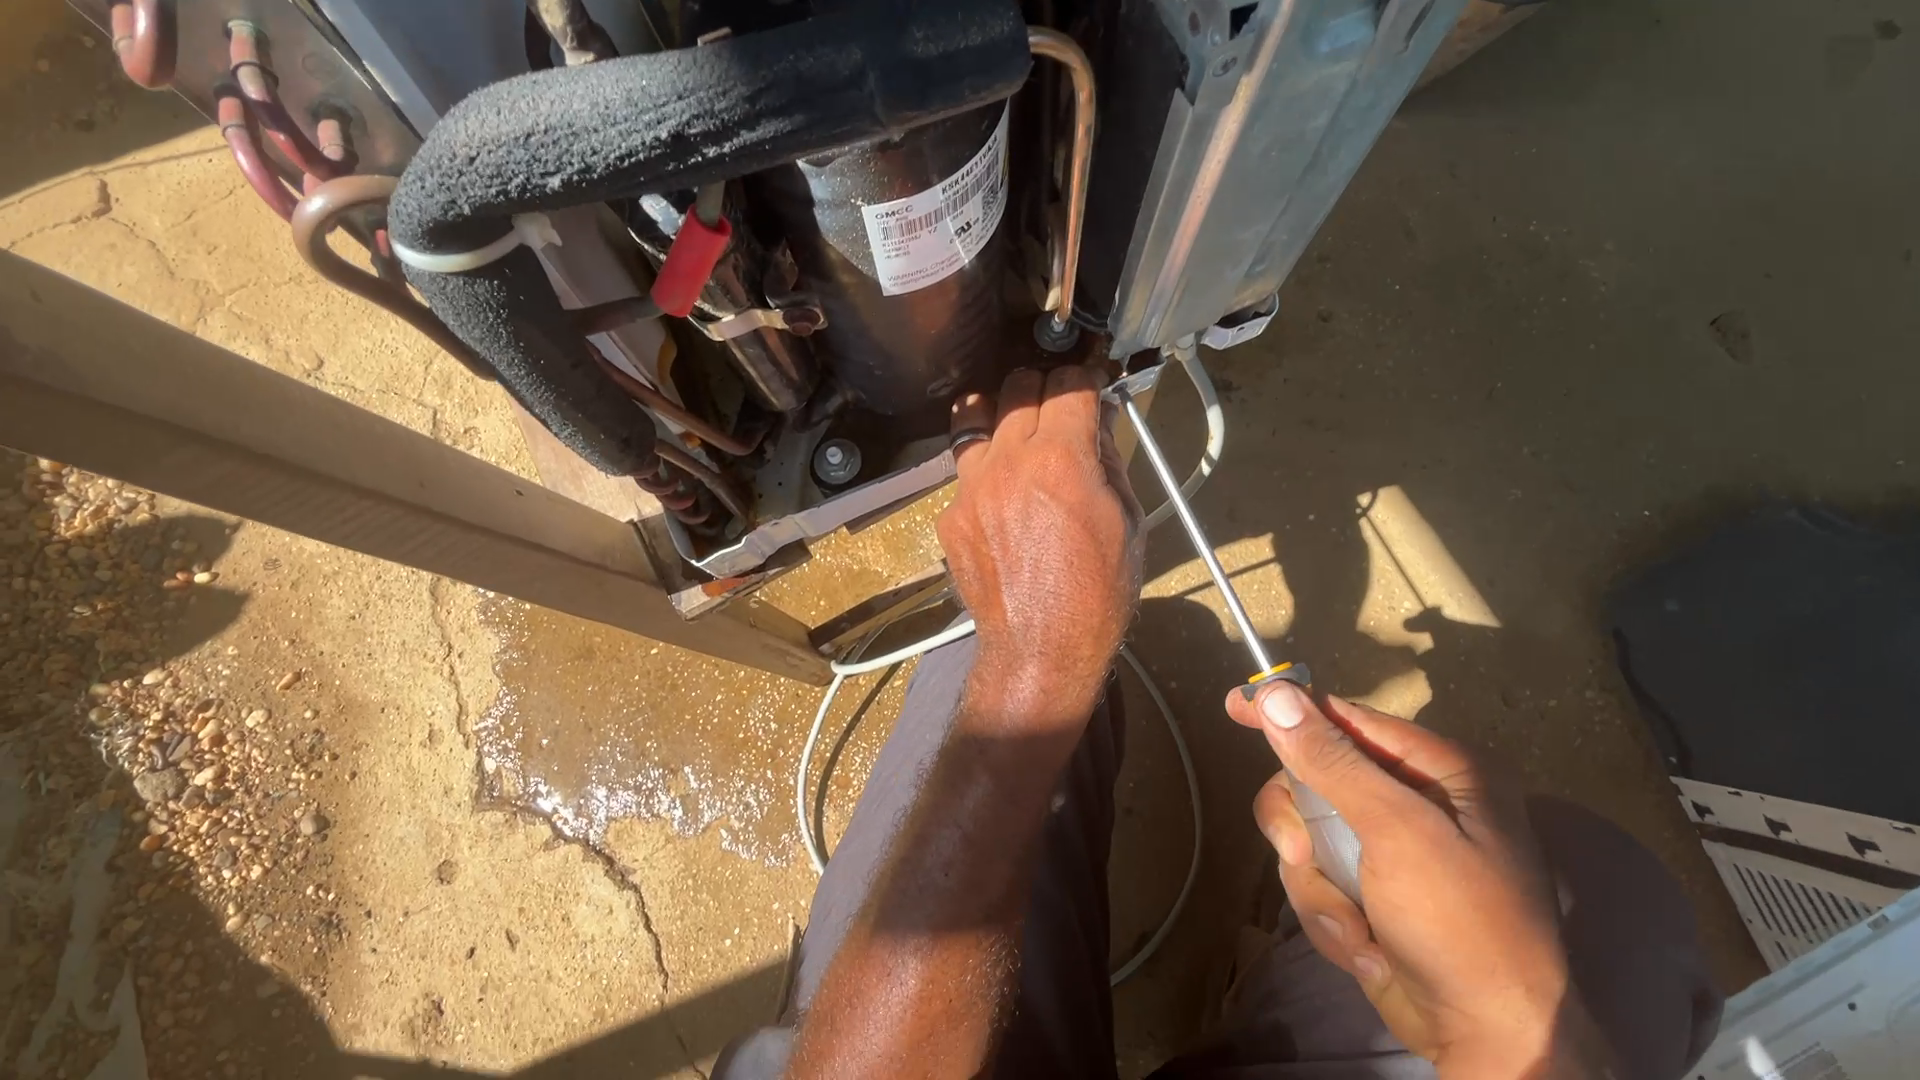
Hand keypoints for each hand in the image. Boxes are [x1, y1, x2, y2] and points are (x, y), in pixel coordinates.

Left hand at [938, 366, 1142, 717]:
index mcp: (1060, 458)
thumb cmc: (1099, 592)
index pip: (1070, 383)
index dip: (1087, 376)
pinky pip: (964, 473)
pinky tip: (999, 493)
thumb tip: (1100, 421)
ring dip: (998, 412)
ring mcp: (970, 486)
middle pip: (1018, 387)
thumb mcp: (1127, 522)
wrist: (1040, 648)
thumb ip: (1109, 460)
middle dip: (1044, 388)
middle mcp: (1008, 460)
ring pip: (973, 416)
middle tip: (1058, 409)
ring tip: (1012, 427)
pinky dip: (984, 470)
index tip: (1093, 384)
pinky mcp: (949, 514)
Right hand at [1226, 683, 1614, 1077]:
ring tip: (1357, 927)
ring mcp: (1392, 849)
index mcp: (1442, 770)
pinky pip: (1317, 879)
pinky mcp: (1373, 891)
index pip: (1346, 720)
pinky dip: (1330, 914)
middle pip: (1313, 781)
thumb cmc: (1460, 923)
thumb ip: (1332, 760)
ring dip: (1320, 887)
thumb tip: (1275, 693)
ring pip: (1306, 836)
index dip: (1289, 712)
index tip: (1234, 704)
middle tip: (1301, 856)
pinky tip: (1366, 946)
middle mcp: (1417, 801)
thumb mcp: (1396, 831)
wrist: (1491, 1042)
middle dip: (1302, 829)